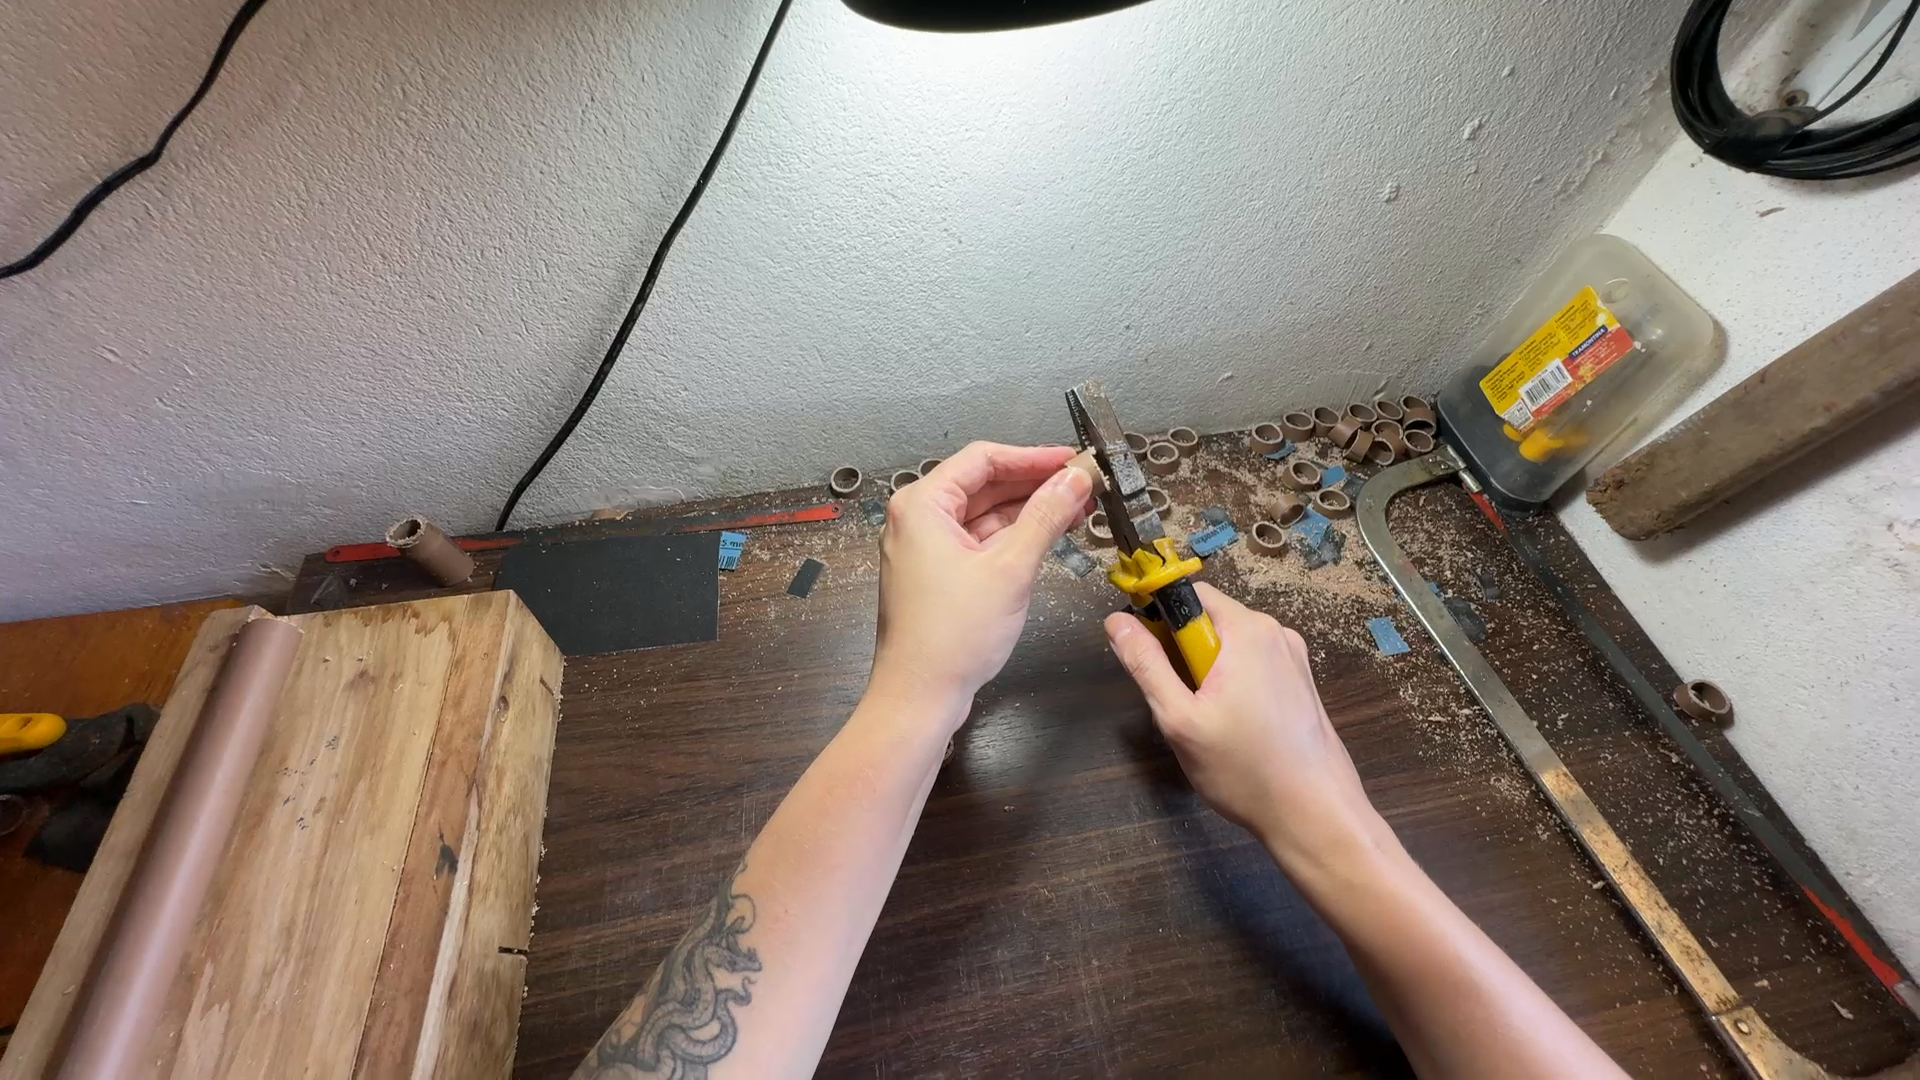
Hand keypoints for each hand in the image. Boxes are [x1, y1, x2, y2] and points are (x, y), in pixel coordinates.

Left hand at [870, 442, 1091, 728]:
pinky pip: (977, 541)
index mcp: (922, 505)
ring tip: (1074, 508)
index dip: (1032, 457)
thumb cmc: (953, 636)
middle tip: (1081, 484)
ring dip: (1026, 511)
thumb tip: (1074, 479)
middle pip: (983, 485)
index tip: (1072, 461)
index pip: (983, 459)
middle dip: (1033, 484)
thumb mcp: (1010, 568)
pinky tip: (1045, 536)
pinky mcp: (936, 574)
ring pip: (983, 514)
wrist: (920, 696)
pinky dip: (1011, 537)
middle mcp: (917, 519)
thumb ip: (1045, 516)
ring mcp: (925, 548)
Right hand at [1104, 583, 1388, 869]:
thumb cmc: (1243, 768)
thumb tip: (1116, 621)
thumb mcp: (1179, 718)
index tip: (1145, 654)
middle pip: (1209, 619)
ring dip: (1205, 669)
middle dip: (1181, 651)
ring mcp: (1293, 657)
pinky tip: (1231, 725)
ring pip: (1229, 644)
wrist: (1316, 818)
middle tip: (1175, 699)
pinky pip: (1251, 663)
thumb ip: (1145, 664)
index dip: (1158, 616)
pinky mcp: (1300, 681)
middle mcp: (1274, 632)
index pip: (1189, 594)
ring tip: (1203, 719)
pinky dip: (1231, 681)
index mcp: (1247, 630)